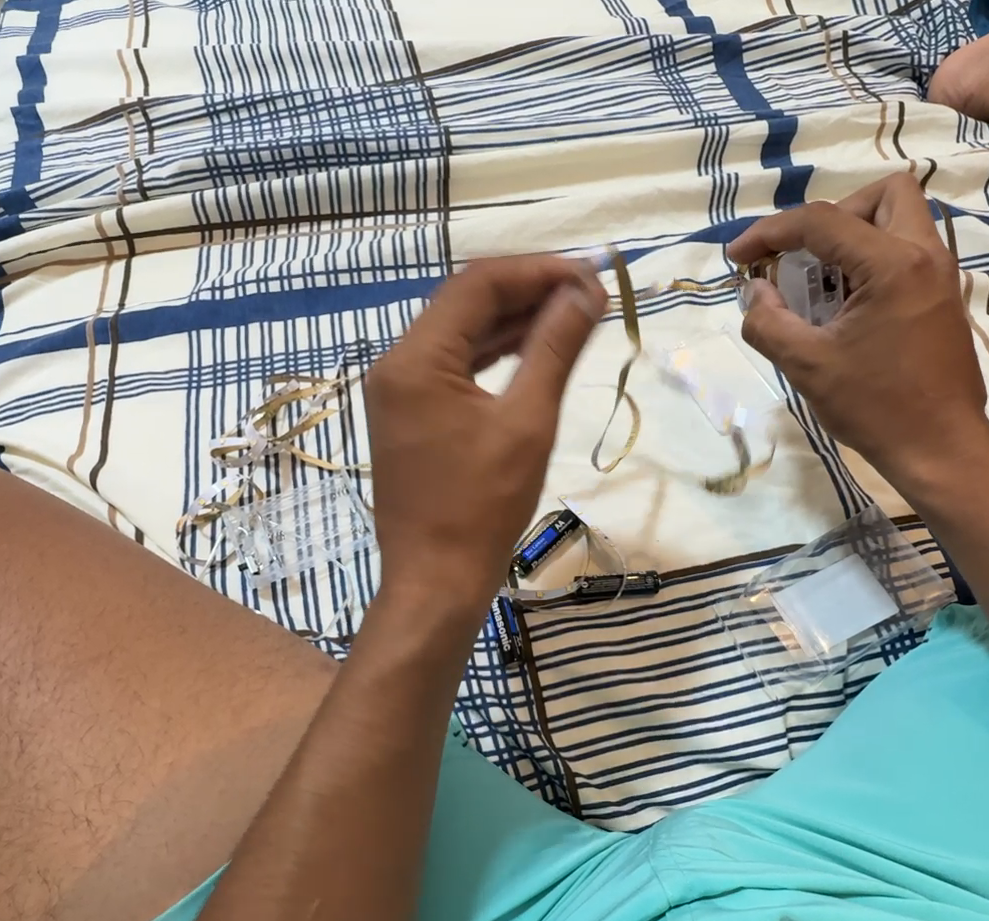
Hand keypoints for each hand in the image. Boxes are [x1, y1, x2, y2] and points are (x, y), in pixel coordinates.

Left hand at [365, 256, 605, 609]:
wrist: (436, 580)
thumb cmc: (482, 507)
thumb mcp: (527, 422)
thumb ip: (554, 348)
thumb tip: (587, 290)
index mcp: (416, 358)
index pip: (478, 284)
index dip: (539, 272)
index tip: (592, 275)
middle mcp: (396, 364)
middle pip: (466, 303)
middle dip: (529, 292)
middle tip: (589, 294)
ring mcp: (398, 392)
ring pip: (460, 335)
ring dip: (514, 322)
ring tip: (573, 317)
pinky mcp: (409, 416)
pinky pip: (453, 368)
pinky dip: (494, 356)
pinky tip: (535, 351)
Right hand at [728, 173, 988, 490]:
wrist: (939, 447)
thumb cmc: (874, 406)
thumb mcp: (806, 366)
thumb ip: (768, 323)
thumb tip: (755, 294)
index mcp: (893, 265)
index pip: (823, 221)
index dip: (771, 232)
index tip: (738, 257)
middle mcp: (925, 255)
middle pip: (882, 195)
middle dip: (832, 216)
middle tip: (803, 259)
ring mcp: (940, 276)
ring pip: (899, 219)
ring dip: (852, 238)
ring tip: (819, 285)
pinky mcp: (941, 298)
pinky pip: (905, 253)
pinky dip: (869, 262)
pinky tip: (844, 308)